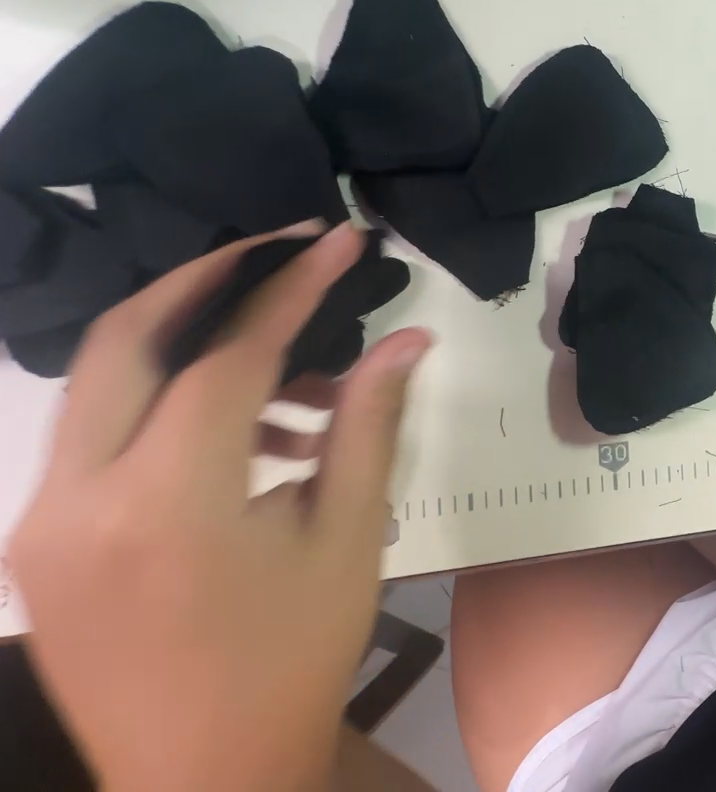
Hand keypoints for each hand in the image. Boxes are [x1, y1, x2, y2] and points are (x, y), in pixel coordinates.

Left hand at [8, 222, 432, 791]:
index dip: (290, 288)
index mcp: (168, 500)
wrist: (204, 767)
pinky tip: (259, 443)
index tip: (338, 240)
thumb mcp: (350, 531)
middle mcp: (76, 498)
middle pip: (121, 343)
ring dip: (197, 353)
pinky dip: (176, 411)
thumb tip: (408, 341)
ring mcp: (43, 521)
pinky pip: (103, 439)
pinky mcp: (43, 540)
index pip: (227, 356)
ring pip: (104, 386)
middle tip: (282, 251)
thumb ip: (368, 423)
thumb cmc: (298, 648)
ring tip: (304, 387)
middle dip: (202, 279)